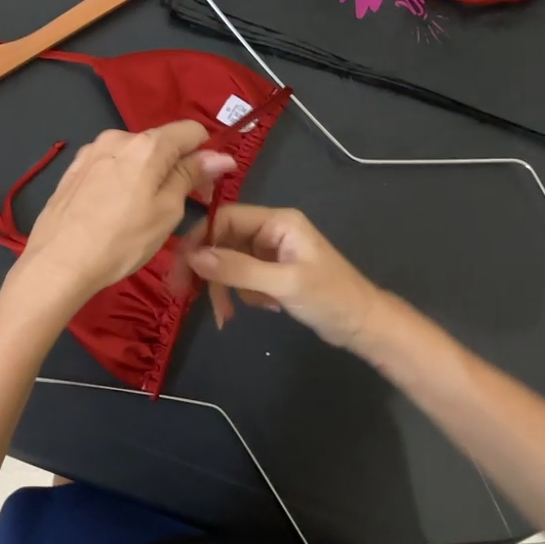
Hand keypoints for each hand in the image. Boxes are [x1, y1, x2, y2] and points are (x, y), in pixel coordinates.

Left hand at [13, 121, 235, 304]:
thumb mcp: (167, 211)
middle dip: (176, 167)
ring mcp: (91, 152)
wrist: (57, 263)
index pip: (190, 130)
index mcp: (146, 144)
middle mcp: (117, 137)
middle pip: (160, 143)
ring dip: (147, 175)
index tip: (206, 185)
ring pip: (133, 156)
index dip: (206, 154)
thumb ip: (191, 176)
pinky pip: (110, 167)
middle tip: (178, 207)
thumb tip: (220, 155)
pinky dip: (121, 180)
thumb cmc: (121, 241)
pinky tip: (113, 210)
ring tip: (140, 214)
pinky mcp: (73, 169)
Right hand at [184, 205, 387, 351]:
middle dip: (207, 269)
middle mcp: (271, 230)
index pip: (225, 218)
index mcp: (278, 221)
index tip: (181, 267)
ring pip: (229, 262)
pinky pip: (241, 277)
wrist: (363, 326)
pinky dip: (241, 294)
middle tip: (184, 294)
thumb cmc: (330, 298)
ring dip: (224, 287)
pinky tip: (261, 308)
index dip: (200, 239)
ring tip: (226, 315)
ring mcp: (271, 252)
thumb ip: (239, 269)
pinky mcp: (272, 272)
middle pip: (222, 240)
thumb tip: (195, 257)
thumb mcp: (283, 284)